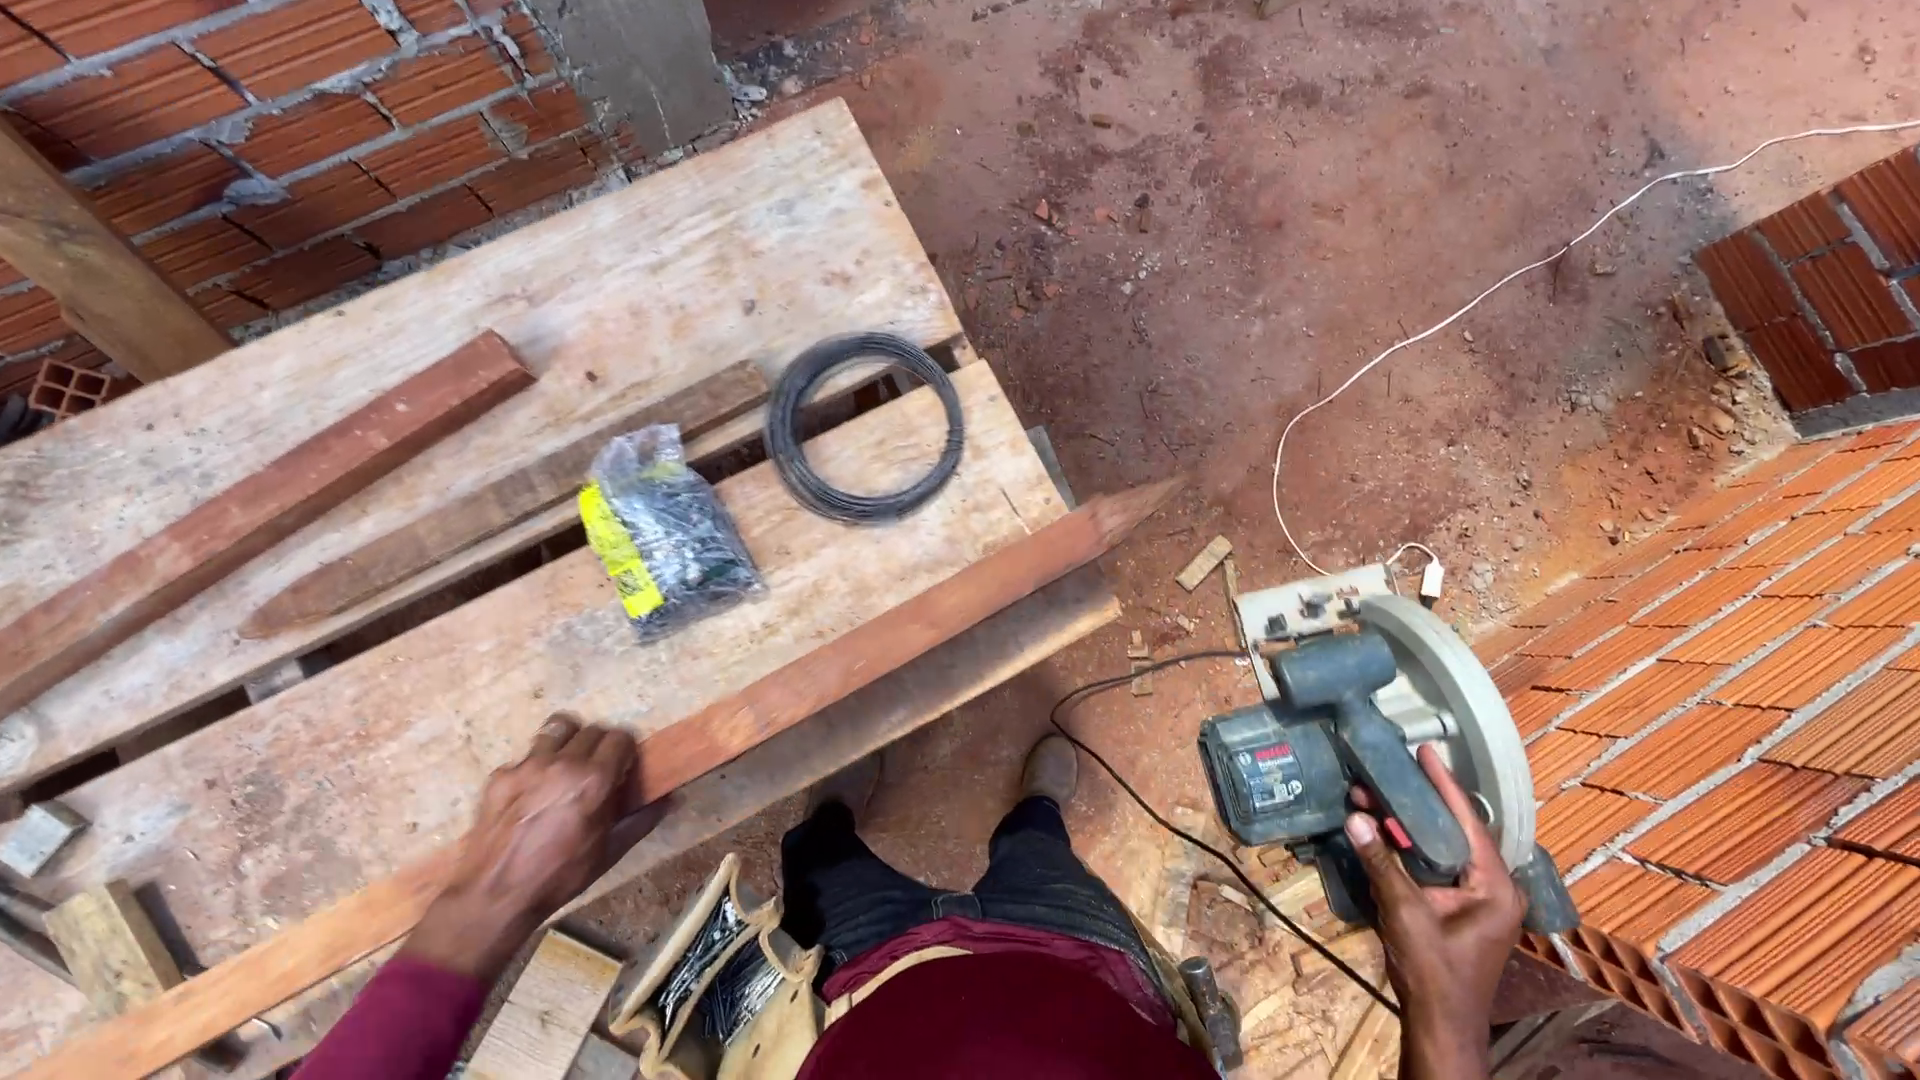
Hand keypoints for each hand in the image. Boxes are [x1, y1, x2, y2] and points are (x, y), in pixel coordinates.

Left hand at [402, 713, 670, 980]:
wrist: (495, 896)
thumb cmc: (560, 876)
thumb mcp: (609, 852)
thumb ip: (641, 820)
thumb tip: (670, 800)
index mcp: (594, 779)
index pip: (621, 737)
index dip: (625, 750)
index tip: (623, 765)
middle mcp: (563, 763)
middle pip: (592, 730)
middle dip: (600, 745)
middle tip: (597, 768)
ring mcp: (527, 766)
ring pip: (557, 729)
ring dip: (568, 741)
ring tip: (566, 764)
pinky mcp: (500, 776)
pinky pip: (525, 757)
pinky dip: (534, 767)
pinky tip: (531, 793)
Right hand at [1346, 744, 1525, 1079]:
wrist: (1440, 1023)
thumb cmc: (1432, 970)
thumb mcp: (1405, 912)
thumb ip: (1382, 863)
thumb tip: (1355, 816)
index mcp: (1495, 885)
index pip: (1468, 822)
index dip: (1445, 784)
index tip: (1426, 752)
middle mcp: (1494, 886)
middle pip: (1455, 830)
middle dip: (1420, 800)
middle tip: (1391, 770)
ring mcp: (1478, 898)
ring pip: (1443, 846)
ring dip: (1410, 823)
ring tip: (1376, 795)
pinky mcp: (1460, 906)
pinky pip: (1436, 863)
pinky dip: (1410, 845)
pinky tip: (1384, 829)